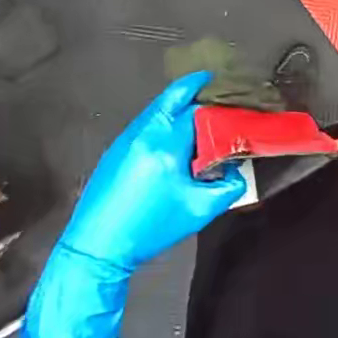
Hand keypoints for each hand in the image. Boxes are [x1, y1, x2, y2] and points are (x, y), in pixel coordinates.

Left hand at [23, 72, 245, 337]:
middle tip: (229, 99)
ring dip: (186, 112)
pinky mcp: (118, 155)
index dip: (217, 90)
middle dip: (204, 95)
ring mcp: (125, 142)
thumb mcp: (196, 207)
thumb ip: (225, 182)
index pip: (194, 100)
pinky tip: (185, 143)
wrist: (92, 252)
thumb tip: (246, 165)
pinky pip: (152, 128)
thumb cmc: (147, 228)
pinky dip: (172, 126)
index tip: (237, 84)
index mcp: (163, 139)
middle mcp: (142, 131)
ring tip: (211, 119)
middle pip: (178, 100)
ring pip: (163, 113)